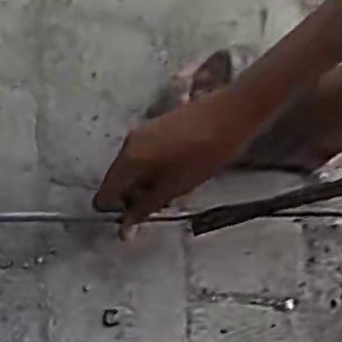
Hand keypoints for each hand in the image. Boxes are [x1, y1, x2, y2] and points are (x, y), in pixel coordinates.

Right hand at [92, 88, 265, 237]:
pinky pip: (142, 155)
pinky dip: (151, 167)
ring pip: (130, 169)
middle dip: (132, 196)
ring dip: (143, 182)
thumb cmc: (204, 153)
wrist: (237, 109)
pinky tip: (175, 167)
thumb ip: (143, 210)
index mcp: (127, 161)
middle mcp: (127, 145)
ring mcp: (141, 132)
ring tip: (170, 184)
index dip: (117, 210)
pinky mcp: (156, 125)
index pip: (104, 196)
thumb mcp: (172, 188)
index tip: (140, 213)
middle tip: (160, 201)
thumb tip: (122, 232)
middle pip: (116, 182)